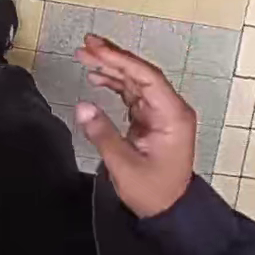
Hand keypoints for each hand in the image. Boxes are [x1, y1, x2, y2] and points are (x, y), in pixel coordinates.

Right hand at [72, 34, 195, 217]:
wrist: (170, 211)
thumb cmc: (154, 192)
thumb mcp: (125, 165)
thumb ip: (103, 134)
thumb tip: (82, 107)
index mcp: (172, 116)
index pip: (147, 77)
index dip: (120, 60)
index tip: (96, 49)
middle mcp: (170, 109)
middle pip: (141, 73)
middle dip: (113, 57)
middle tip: (87, 43)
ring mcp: (160, 113)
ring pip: (135, 80)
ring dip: (111, 67)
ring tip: (85, 54)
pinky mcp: (151, 119)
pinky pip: (132, 93)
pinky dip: (114, 83)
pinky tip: (97, 76)